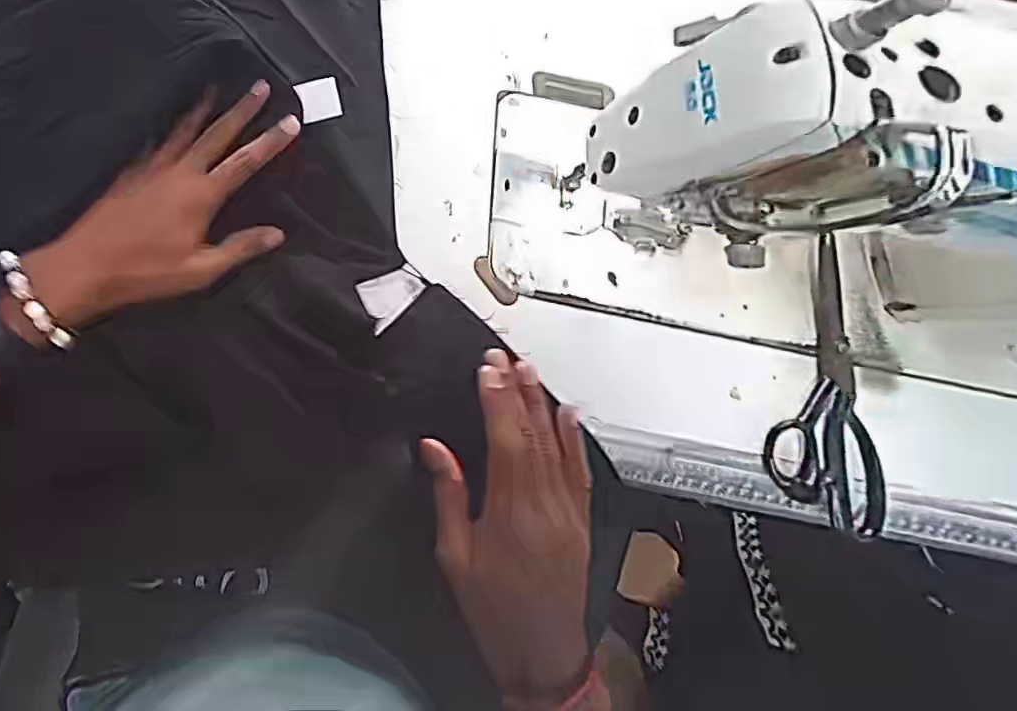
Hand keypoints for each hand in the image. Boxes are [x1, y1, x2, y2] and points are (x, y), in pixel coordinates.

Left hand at [19, 81, 298, 326]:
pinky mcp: (131, 172)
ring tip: (215, 89)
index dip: (270, 141)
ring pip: (185, 130)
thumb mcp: (200, 271)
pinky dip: (171, 128)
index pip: (244, 162)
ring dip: (204, 109)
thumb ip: (240, 248)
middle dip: (242, 109)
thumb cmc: (145, 272)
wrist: (85, 265)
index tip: (290, 121)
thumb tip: (277, 233)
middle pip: (217, 133)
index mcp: (201, 196)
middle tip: (258, 87)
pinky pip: (158, 141)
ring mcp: (153, 168)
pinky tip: (171, 123)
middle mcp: (180, 173)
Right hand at [422, 349, 595, 710]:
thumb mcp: (455, 555)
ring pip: (556, 447)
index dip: (496, 400)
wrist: (544, 658)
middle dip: (517, 391)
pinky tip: (568, 416)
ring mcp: (568, 515)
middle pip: (532, 436)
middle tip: (507, 358)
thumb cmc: (497, 612)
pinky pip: (578, 472)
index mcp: (512, 515)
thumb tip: (435, 450)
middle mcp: (545, 509)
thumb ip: (448, 495)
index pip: (506, 440)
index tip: (488, 370)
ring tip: (531, 373)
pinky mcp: (580, 523)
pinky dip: (573, 439)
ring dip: (542, 405)